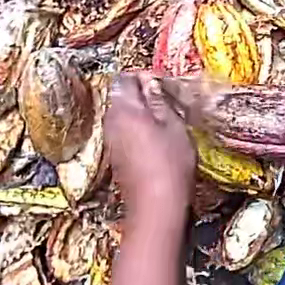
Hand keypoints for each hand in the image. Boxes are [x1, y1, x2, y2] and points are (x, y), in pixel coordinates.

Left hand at [105, 72, 196, 223]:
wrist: (156, 208)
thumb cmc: (170, 164)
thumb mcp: (174, 125)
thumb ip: (160, 99)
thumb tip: (150, 81)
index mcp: (123, 109)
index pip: (125, 78)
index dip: (145, 76)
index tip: (164, 85)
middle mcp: (110, 122)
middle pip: (122, 97)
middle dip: (143, 95)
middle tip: (170, 103)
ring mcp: (111, 141)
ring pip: (124, 116)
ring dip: (143, 114)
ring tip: (168, 122)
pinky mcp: (117, 157)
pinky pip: (125, 133)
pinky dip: (139, 131)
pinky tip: (159, 142)